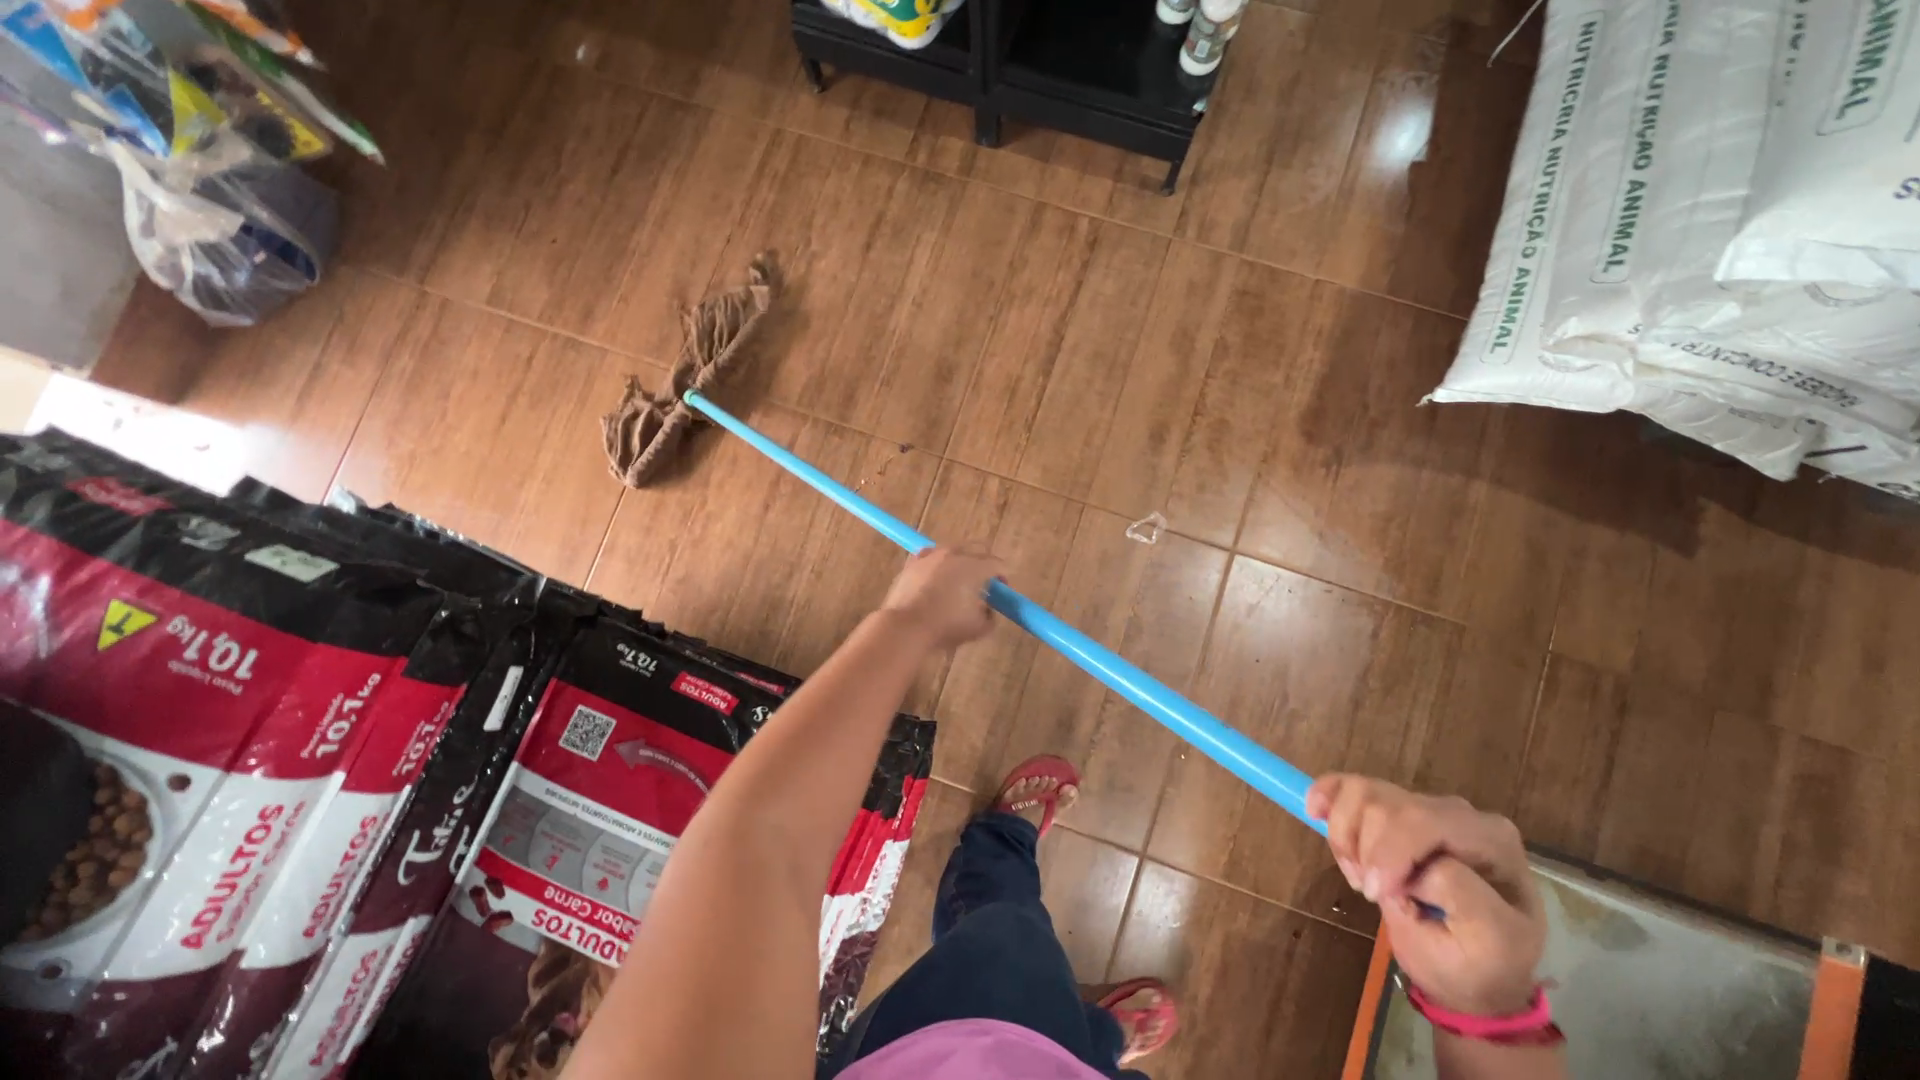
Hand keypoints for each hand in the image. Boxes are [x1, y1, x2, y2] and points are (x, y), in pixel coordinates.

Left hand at [878, 544, 1003, 650]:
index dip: (1002, 576)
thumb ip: (991, 616)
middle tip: (983, 582)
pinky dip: (938, 562)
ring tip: (958, 580)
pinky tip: (936, 576)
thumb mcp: (979, 628)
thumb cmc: (946, 627)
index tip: (1001, 590)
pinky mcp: (913, 561)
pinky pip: (931, 555)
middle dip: (984, 563)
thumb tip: (988, 609)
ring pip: (954, 549)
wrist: (906, 626)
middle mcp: (955, 554)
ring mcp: (932, 555)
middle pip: (978, 549)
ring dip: (961, 561)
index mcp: (975, 567)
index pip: (997, 564)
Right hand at [1308, 775, 1544, 1016]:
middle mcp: (1458, 813)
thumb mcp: (1491, 944)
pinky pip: (1352, 786)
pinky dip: (1328, 795)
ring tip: (1357, 874)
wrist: (1475, 968)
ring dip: (1345, 835)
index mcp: (1490, 839)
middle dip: (1364, 849)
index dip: (1388, 857)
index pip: (1423, 824)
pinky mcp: (1395, 811)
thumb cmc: (1483, 960)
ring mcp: (1423, 807)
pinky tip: (1315, 811)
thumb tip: (1420, 866)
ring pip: (1363, 793)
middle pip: (1388, 805)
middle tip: (1367, 892)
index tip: (1378, 899)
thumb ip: (1465, 897)